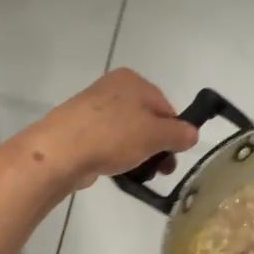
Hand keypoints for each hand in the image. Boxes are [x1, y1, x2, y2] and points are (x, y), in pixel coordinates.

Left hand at [24, 69, 199, 187]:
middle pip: (147, 120)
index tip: (174, 155)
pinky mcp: (81, 129)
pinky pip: (109, 142)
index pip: (166, 107)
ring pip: (129, 133)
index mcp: (133, 80)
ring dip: (139, 154)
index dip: (174, 132)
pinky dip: (118, 155)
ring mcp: (94, 109)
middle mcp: (113, 88)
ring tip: (140, 173)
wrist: (61, 150)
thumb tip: (192, 134)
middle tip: (161, 170)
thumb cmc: (113, 135)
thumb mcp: (155, 135)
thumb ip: (179, 133)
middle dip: (157, 146)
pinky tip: (118, 170)